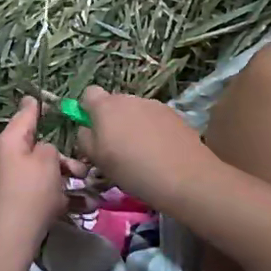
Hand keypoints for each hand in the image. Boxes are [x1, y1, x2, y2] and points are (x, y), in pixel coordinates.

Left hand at [0, 97, 80, 254]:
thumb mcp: (47, 162)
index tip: (45, 97)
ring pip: (42, 172)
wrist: (9, 242)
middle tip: (84, 168)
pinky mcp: (14, 202)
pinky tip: (83, 207)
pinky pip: (40, 192)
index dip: (38, 105)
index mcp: (8, 141)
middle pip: (38, 147)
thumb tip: (44, 150)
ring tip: (91, 192)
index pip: (25, 114)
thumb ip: (50, 147)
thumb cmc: (30, 195)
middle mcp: (4, 157)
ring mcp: (7, 181)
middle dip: (63, 157)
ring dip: (66, 179)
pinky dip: (59, 197)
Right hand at [74, 86, 213, 208]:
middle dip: (112, 121)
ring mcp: (154, 105)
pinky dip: (153, 131)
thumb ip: (85, 139)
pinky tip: (160, 153)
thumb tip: (87, 129)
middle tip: (117, 148)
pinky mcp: (174, 114)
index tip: (93, 130)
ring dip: (134, 126)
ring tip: (142, 153)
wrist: (184, 177)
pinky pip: (155, 119)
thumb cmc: (132, 169)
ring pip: (136, 112)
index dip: (88, 109)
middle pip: (114, 104)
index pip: (89, 93)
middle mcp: (129, 99)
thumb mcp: (97, 159)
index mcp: (105, 106)